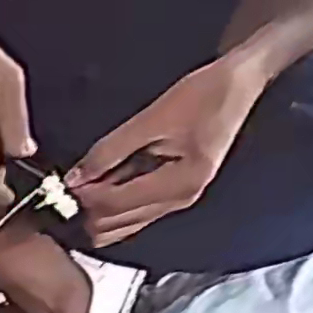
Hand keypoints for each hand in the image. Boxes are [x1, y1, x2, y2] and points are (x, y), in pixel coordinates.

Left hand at [67, 56, 265, 246]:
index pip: (115, 205)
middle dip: (89, 208)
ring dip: (97, 212)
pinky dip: (110, 210)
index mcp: (181, 182)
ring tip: (94, 182)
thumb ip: (110, 150)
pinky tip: (106, 187)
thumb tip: (74, 178)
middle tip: (79, 182)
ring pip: (116, 230)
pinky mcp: (168, 201)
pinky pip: (127, 220)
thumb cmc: (206, 92)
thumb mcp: (155, 116)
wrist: (241, 83)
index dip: (86, 196)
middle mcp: (178, 202)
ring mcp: (173, 205)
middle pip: (112, 226)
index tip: (70, 181)